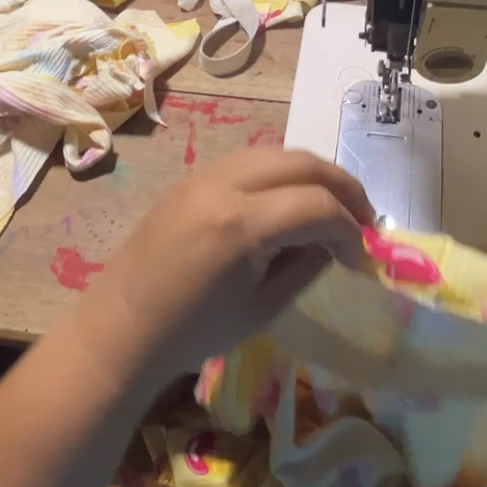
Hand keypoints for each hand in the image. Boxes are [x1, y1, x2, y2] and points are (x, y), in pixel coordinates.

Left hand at [68, 149, 373, 390]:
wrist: (123, 329)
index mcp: (242, 224)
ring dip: (312, 174)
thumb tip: (338, 242)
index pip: (318, 205)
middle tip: (363, 219)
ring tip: (332, 206)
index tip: (360, 259)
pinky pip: (249, 160)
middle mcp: (224, 185)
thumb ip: (307, 265)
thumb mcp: (265, 308)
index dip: (350, 230)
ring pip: (276, 153)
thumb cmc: (194, 333)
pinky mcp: (191, 179)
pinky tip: (290, 200)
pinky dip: (281, 172)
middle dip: (342, 187)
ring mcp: (203, 176)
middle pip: (302, 163)